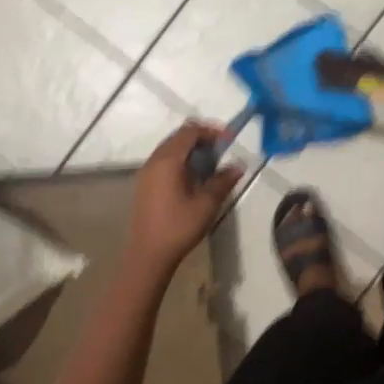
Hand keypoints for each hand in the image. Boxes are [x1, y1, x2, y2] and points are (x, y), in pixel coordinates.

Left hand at [125, 122, 243, 272]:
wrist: (149, 253)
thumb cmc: (179, 226)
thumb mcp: (206, 203)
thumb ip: (223, 181)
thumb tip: (238, 165)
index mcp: (168, 160)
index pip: (190, 131)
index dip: (211, 130)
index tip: (230, 139)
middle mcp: (154, 160)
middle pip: (178, 137)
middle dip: (202, 138)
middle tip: (222, 150)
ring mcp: (147, 172)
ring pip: (170, 148)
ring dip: (191, 150)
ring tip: (211, 164)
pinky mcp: (145, 184)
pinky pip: (164, 161)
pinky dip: (181, 160)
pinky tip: (194, 177)